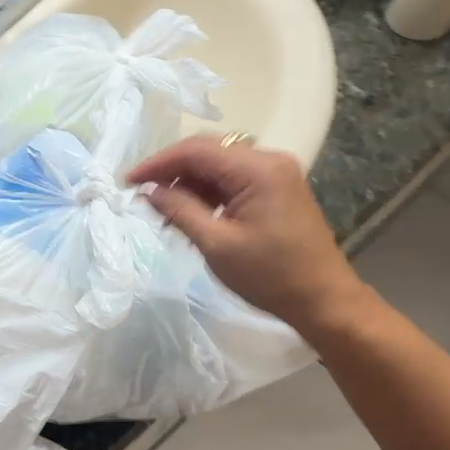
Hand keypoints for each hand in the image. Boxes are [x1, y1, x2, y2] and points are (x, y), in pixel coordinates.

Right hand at [127, 136, 370, 332]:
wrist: (321, 298)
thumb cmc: (268, 275)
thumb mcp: (216, 244)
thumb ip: (180, 210)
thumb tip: (149, 191)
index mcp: (258, 170)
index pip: (197, 151)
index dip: (158, 163)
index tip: (128, 182)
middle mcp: (270, 161)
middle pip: (208, 150)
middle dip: (171, 168)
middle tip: (140, 192)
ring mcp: (276, 173)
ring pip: (219, 163)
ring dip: (187, 180)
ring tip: (160, 205)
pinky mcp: (276, 188)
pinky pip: (233, 178)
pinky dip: (206, 189)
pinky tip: (188, 208)